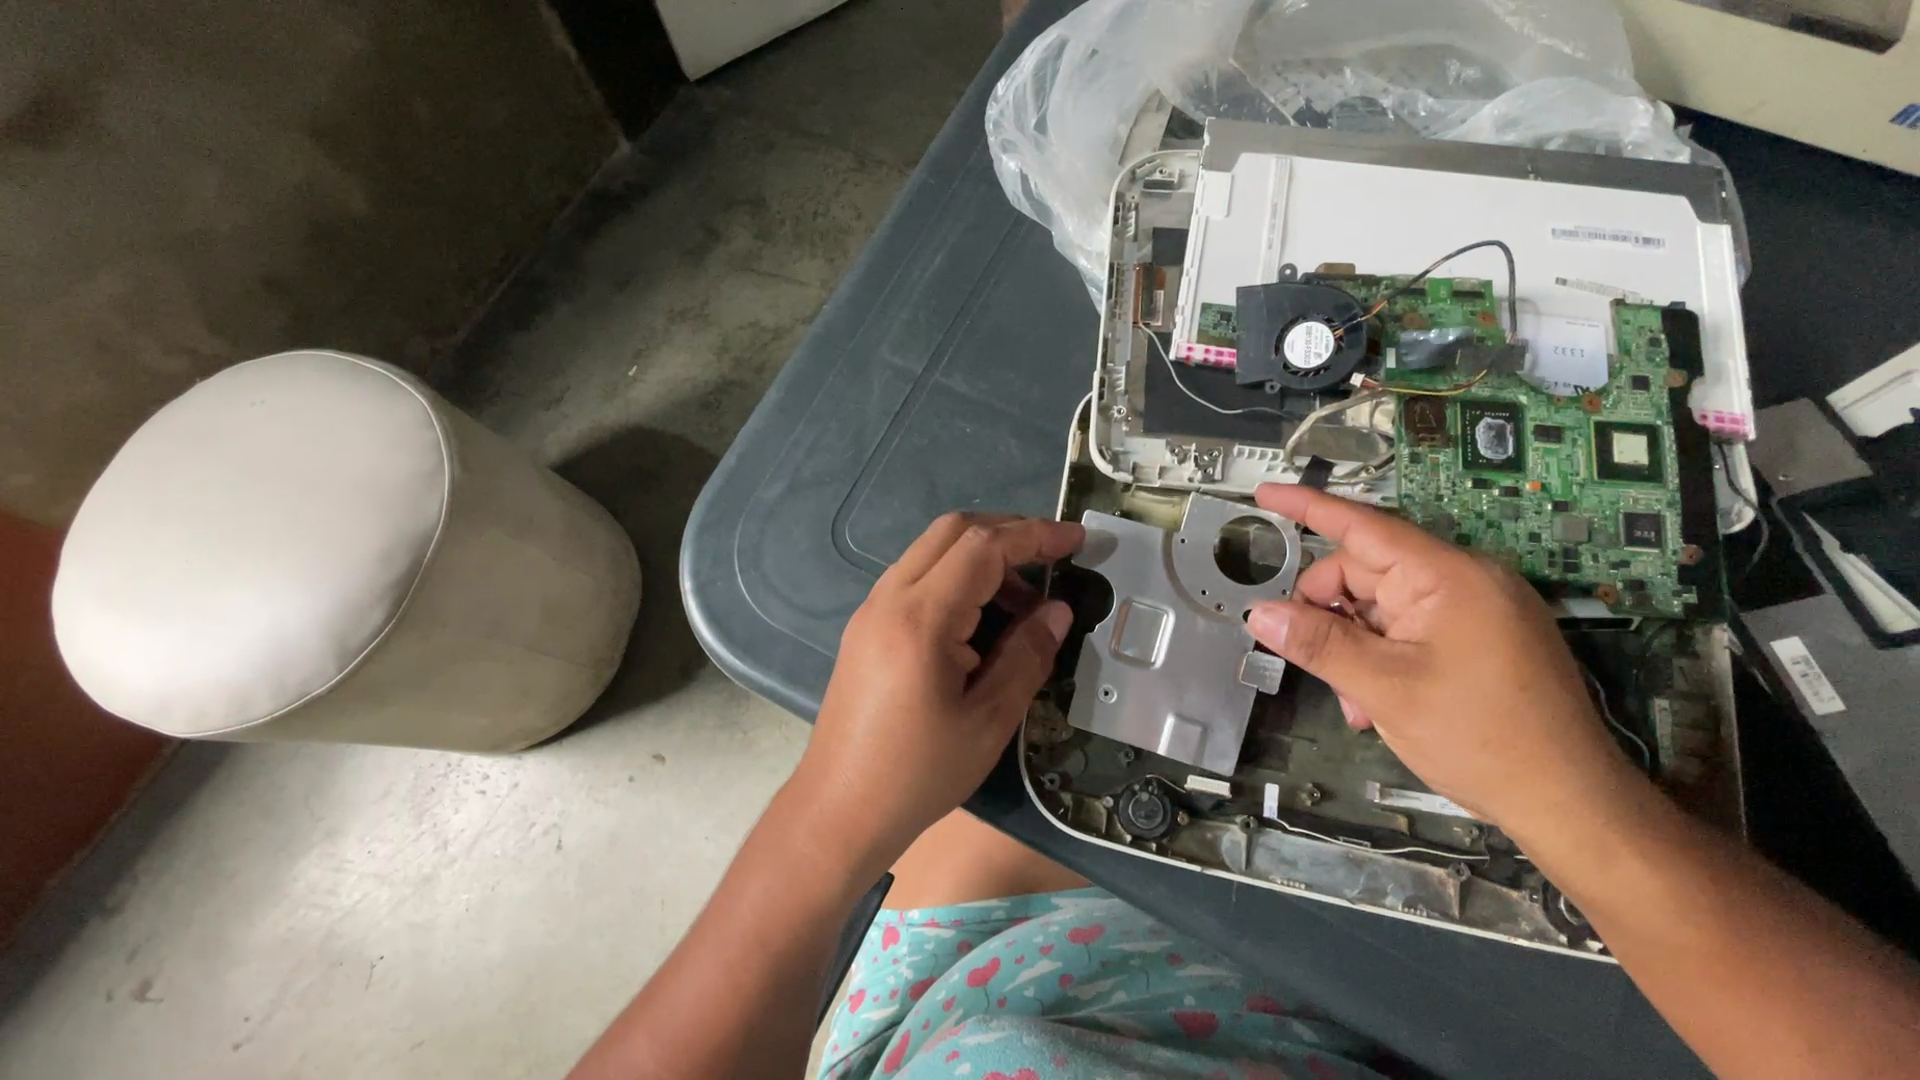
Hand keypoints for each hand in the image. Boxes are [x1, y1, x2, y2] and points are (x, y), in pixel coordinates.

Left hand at [797, 513, 1081, 863]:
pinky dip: (955, 580)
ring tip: (1024, 606)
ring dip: (980, 558)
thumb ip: (1027, 656)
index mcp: (921, 618)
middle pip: (952, 531)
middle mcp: (889, 599)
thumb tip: (1057, 611)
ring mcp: (871, 611)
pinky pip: (915, 580)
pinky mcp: (865, 629)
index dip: (1035, 535)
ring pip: (931, 552)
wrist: (839, 811)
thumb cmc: (918, 773)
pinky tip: (981, 622)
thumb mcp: (988, 721)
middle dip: (1007, 532)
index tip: (1078, 540)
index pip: (983, 546)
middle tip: (1052, 559)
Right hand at [1245, 484, 1643, 831]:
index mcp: (1448, 576)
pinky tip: (1375, 703)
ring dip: (1354, 647)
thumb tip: (1260, 614)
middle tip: (1313, 664)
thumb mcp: (1384, 689)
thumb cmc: (1478, 737)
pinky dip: (1382, 657)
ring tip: (1354, 702)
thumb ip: (1319, 645)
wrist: (1568, 801)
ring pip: (1382, 608)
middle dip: (1330, 615)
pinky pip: (1411, 629)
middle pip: (1366, 574)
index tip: (1264, 494)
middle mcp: (1465, 580)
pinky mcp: (1483, 637)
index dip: (1308, 507)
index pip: (1364, 526)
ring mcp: (1477, 609)